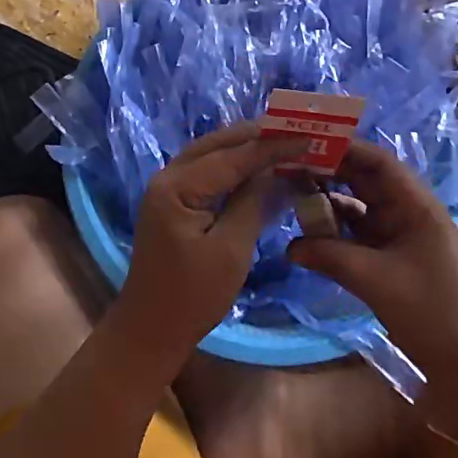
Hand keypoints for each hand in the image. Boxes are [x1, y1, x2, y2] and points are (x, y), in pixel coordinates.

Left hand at [112, 123, 303, 358]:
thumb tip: (273, 170)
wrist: (152, 325)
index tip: (306, 136)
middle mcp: (167, 176)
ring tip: (281, 142)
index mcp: (176, 186)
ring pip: (209, 154)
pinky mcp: (173, 201)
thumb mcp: (230, 250)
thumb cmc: (193, 295)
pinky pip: (205, 172)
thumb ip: (251, 203)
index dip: (269, 146)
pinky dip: (231, 165)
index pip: (230, 156)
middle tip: (295, 131)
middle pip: (215, 145)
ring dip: (243, 147)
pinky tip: (255, 167)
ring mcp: (167, 187)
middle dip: (255, 137)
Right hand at [288, 141, 457, 360]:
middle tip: (287, 163)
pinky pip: (354, 228)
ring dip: (325, 197)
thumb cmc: (431, 311)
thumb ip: (327, 256)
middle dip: (326, 169)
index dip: (342, 147)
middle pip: (362, 178)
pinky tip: (306, 226)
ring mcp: (396, 232)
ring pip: (355, 202)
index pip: (377, 161)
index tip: (305, 142)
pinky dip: (331, 224)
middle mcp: (406, 212)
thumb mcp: (374, 279)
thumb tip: (288, 247)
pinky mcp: (388, 254)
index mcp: (415, 206)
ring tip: (289, 189)